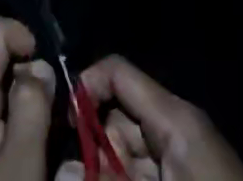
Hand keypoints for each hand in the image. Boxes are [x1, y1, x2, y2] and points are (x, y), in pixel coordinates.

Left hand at [0, 17, 57, 180]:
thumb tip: (38, 64)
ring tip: (44, 117)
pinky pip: (4, 88)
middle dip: (32, 65)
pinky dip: (24, 97)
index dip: (26, 40)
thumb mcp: (22, 160)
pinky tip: (32, 126)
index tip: (47, 75)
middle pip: (1, 46)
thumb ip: (31, 105)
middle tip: (50, 102)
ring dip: (31, 84)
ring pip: (6, 67)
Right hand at [56, 55, 242, 180]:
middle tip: (76, 175)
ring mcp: (179, 155)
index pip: (118, 72)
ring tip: (93, 179)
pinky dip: (124, 178)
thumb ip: (110, 178)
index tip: (62, 127)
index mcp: (173, 115)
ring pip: (125, 150)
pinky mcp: (180, 176)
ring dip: (106, 169)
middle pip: (117, 116)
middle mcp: (174, 126)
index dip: (85, 89)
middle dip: (92, 145)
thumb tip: (63, 170)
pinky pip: (141, 171)